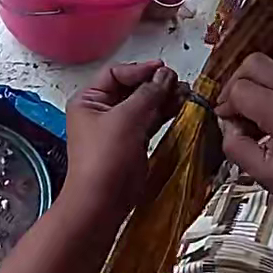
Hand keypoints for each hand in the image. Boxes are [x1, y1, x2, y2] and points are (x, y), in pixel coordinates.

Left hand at [63, 60, 181, 216]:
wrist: (101, 202)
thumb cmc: (104, 159)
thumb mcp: (126, 119)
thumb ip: (147, 94)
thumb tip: (165, 75)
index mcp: (88, 100)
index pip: (116, 74)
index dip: (140, 70)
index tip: (163, 69)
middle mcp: (100, 111)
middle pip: (131, 88)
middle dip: (155, 84)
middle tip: (178, 82)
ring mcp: (116, 127)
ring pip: (142, 104)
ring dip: (163, 97)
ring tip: (185, 92)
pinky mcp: (131, 142)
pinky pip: (148, 121)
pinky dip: (163, 113)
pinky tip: (179, 106)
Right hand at [215, 52, 272, 234]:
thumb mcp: (269, 178)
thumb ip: (238, 148)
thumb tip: (227, 125)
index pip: (240, 89)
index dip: (225, 105)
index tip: (228, 125)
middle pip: (253, 63)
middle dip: (235, 84)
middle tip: (233, 113)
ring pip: (269, 65)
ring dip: (253, 84)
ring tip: (253, 117)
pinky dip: (270, 87)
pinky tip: (272, 116)